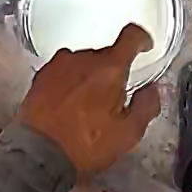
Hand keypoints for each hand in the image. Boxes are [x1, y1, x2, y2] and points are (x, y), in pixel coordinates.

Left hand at [18, 24, 162, 175]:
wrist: (39, 155)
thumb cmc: (82, 145)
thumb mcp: (128, 133)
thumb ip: (146, 105)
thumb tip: (152, 91)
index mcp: (109, 69)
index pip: (131, 37)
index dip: (141, 39)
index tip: (143, 44)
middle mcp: (82, 59)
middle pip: (105, 55)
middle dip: (112, 73)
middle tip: (112, 102)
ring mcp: (58, 66)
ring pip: (82, 64)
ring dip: (89, 78)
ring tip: (86, 108)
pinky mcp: (41, 76)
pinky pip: (63, 72)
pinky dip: (69, 84)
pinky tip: (68, 107)